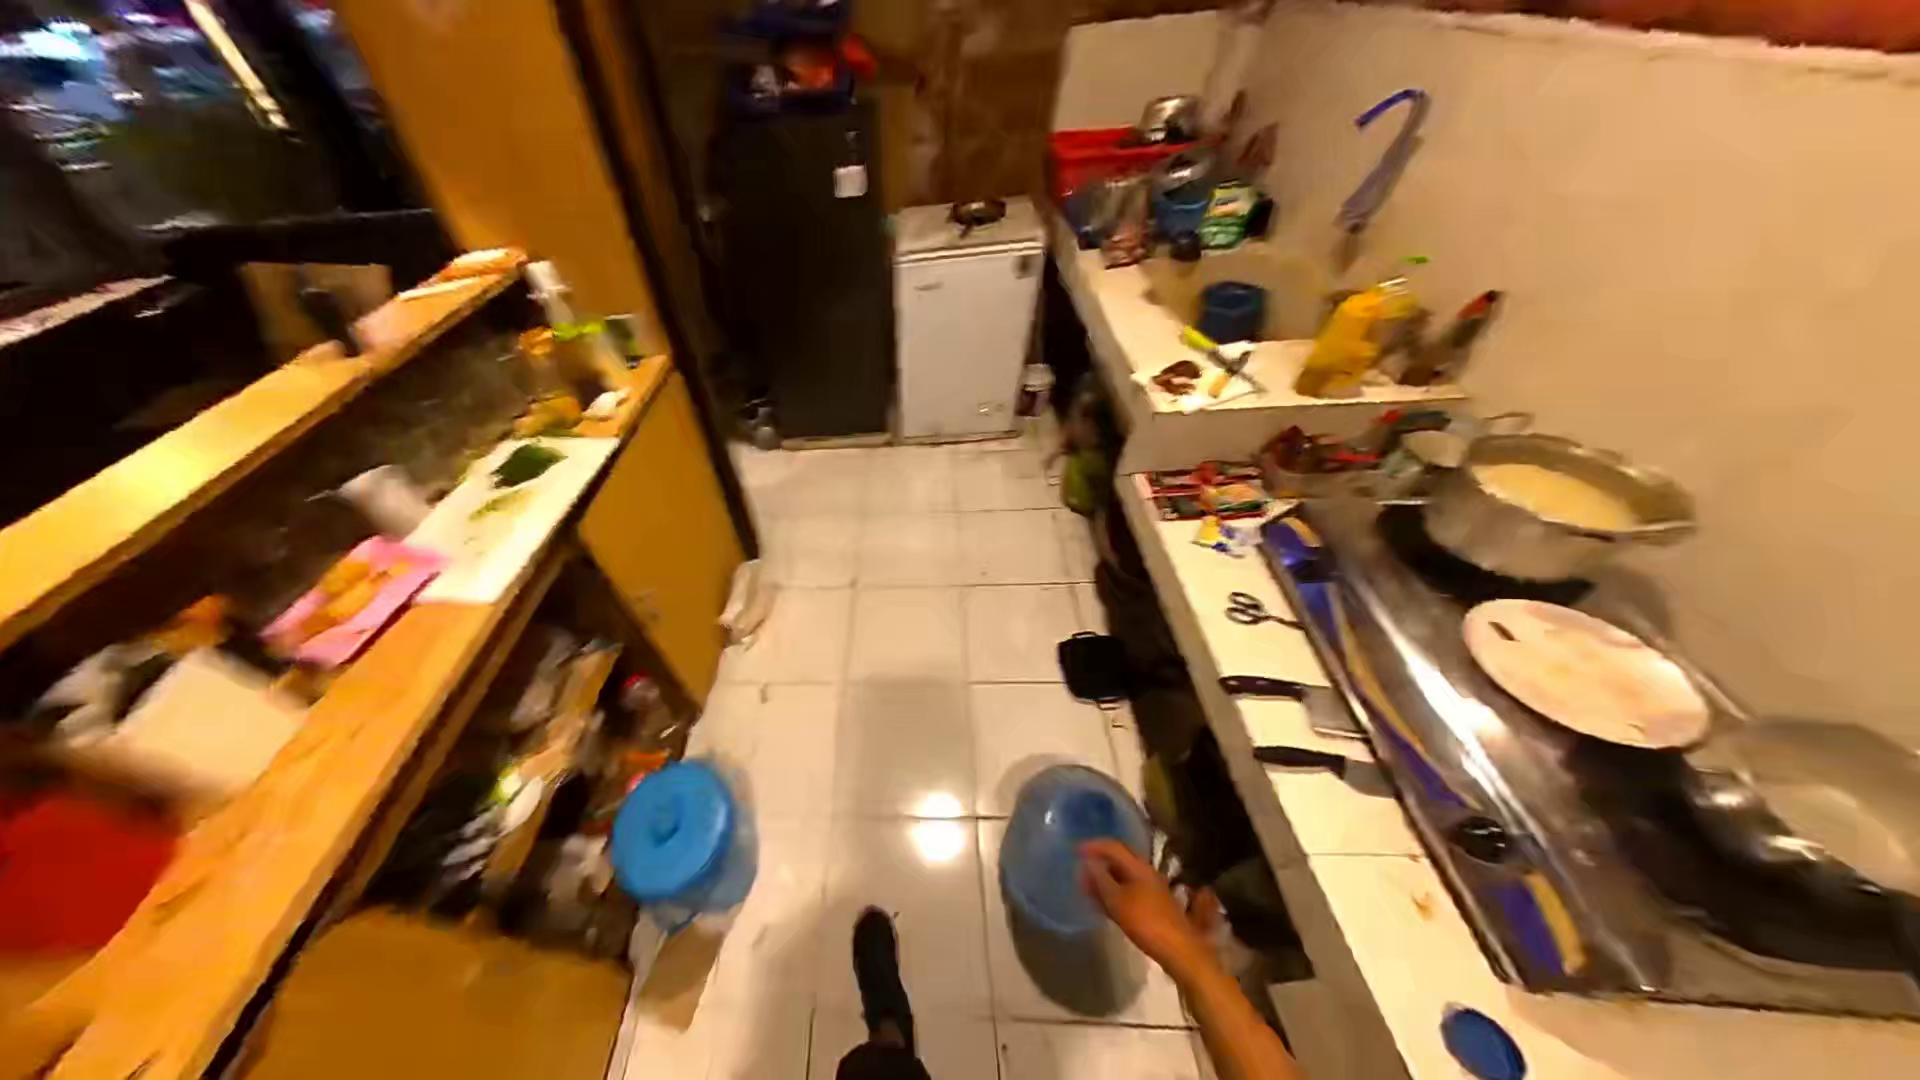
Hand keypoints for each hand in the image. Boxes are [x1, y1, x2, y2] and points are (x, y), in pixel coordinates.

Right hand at [1079, 839, 1211, 979]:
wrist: (1180, 952)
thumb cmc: (1147, 922)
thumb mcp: (1118, 902)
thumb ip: (1101, 880)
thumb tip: (1088, 862)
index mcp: (1139, 867)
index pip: (1114, 847)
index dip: (1094, 846)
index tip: (1076, 850)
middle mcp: (1146, 873)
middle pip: (1119, 860)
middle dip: (1099, 860)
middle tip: (1080, 866)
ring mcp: (1151, 890)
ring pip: (1123, 876)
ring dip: (1105, 878)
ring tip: (1087, 885)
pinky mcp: (1152, 906)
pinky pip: (1127, 891)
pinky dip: (1113, 891)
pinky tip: (1103, 902)